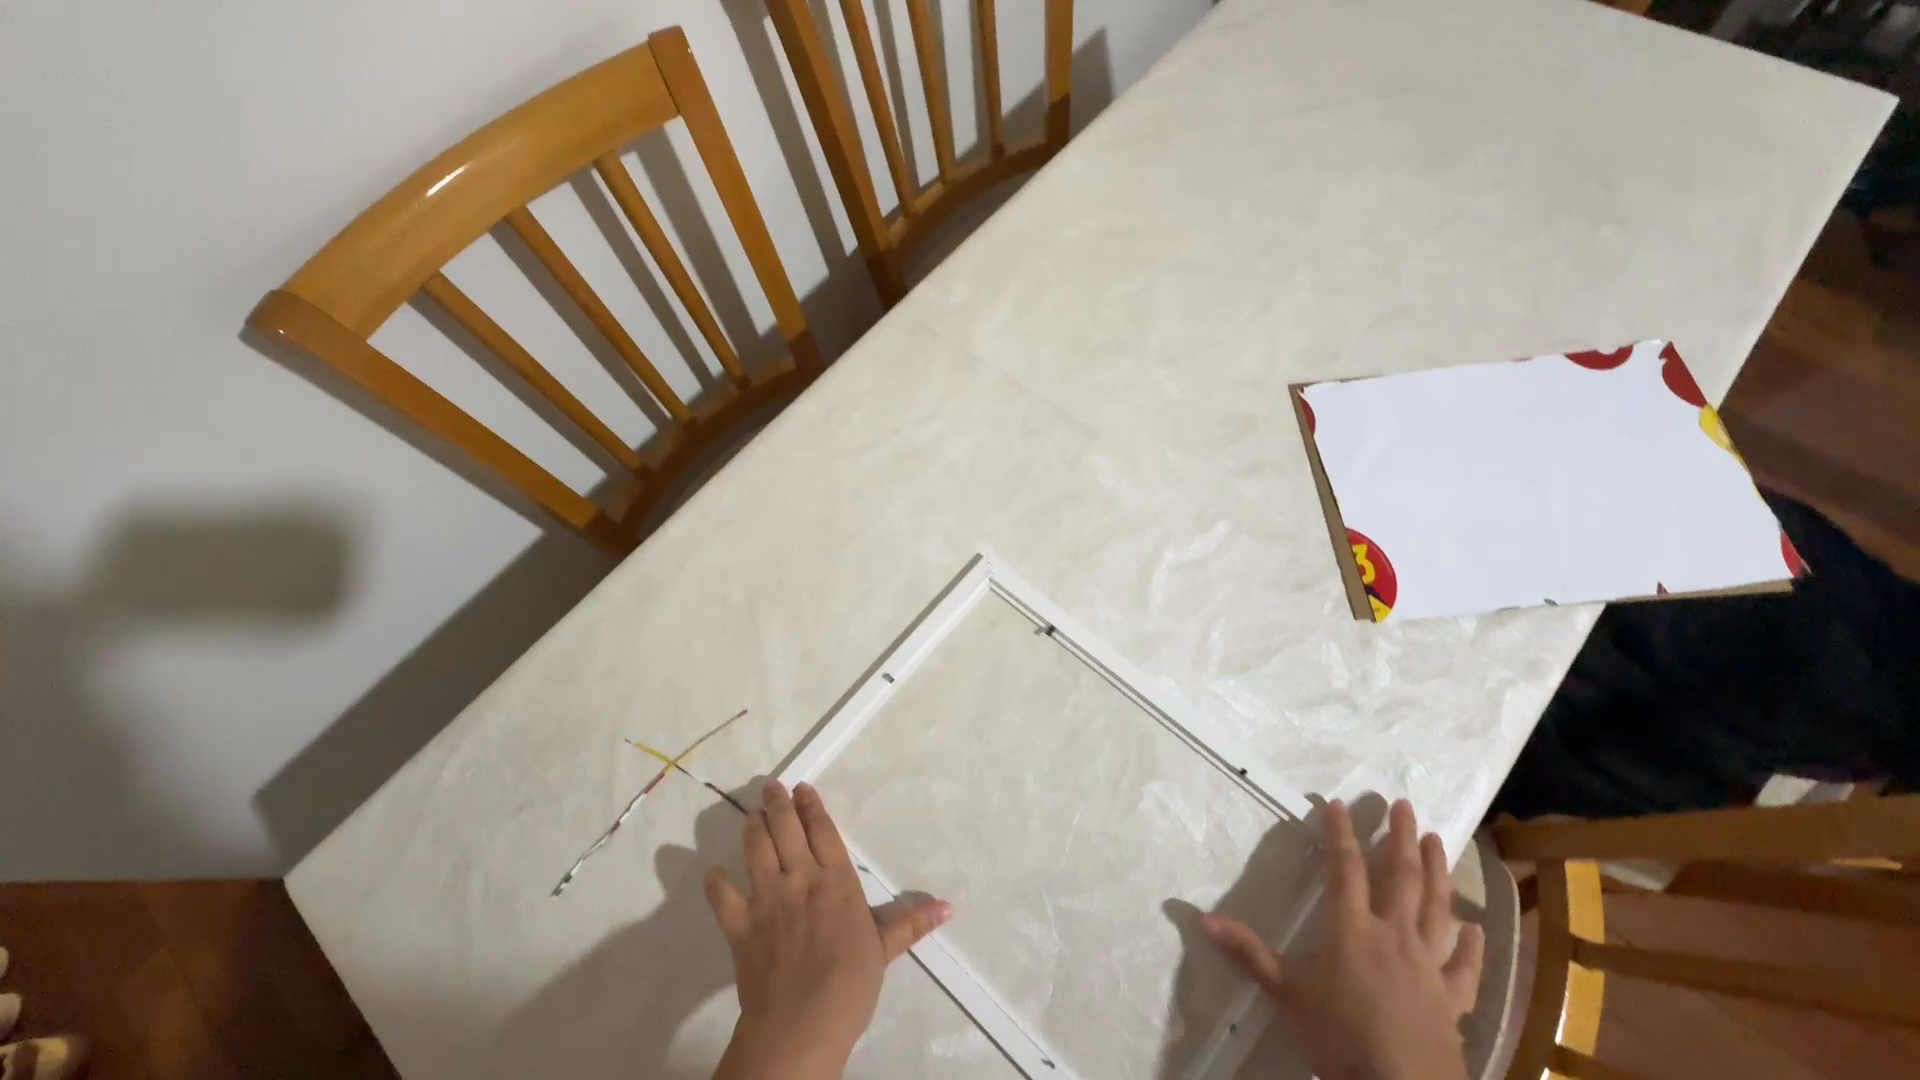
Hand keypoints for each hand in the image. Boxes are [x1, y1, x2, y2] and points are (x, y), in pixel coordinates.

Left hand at [708, 779, 950, 1079]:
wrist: (801, 1023)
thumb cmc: (850, 984)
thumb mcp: (884, 950)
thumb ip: (910, 923)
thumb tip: (946, 906)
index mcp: (836, 880)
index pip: (822, 830)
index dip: (811, 806)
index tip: (802, 788)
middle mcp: (799, 879)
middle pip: (786, 829)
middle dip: (778, 803)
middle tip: (772, 787)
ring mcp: (766, 899)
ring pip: (756, 850)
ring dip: (752, 828)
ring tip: (751, 814)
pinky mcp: (739, 925)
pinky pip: (722, 896)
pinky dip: (716, 882)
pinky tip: (715, 873)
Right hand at [1202, 799, 1483, 1079]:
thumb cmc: (1338, 1037)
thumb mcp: (1286, 993)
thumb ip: (1249, 952)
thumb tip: (1202, 917)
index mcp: (1351, 929)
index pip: (1344, 868)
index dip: (1340, 833)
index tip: (1339, 803)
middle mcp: (1394, 935)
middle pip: (1401, 877)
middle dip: (1400, 837)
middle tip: (1403, 804)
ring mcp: (1428, 966)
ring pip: (1437, 908)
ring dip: (1437, 871)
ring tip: (1436, 840)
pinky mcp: (1453, 999)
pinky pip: (1465, 967)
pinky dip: (1471, 946)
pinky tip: (1477, 929)